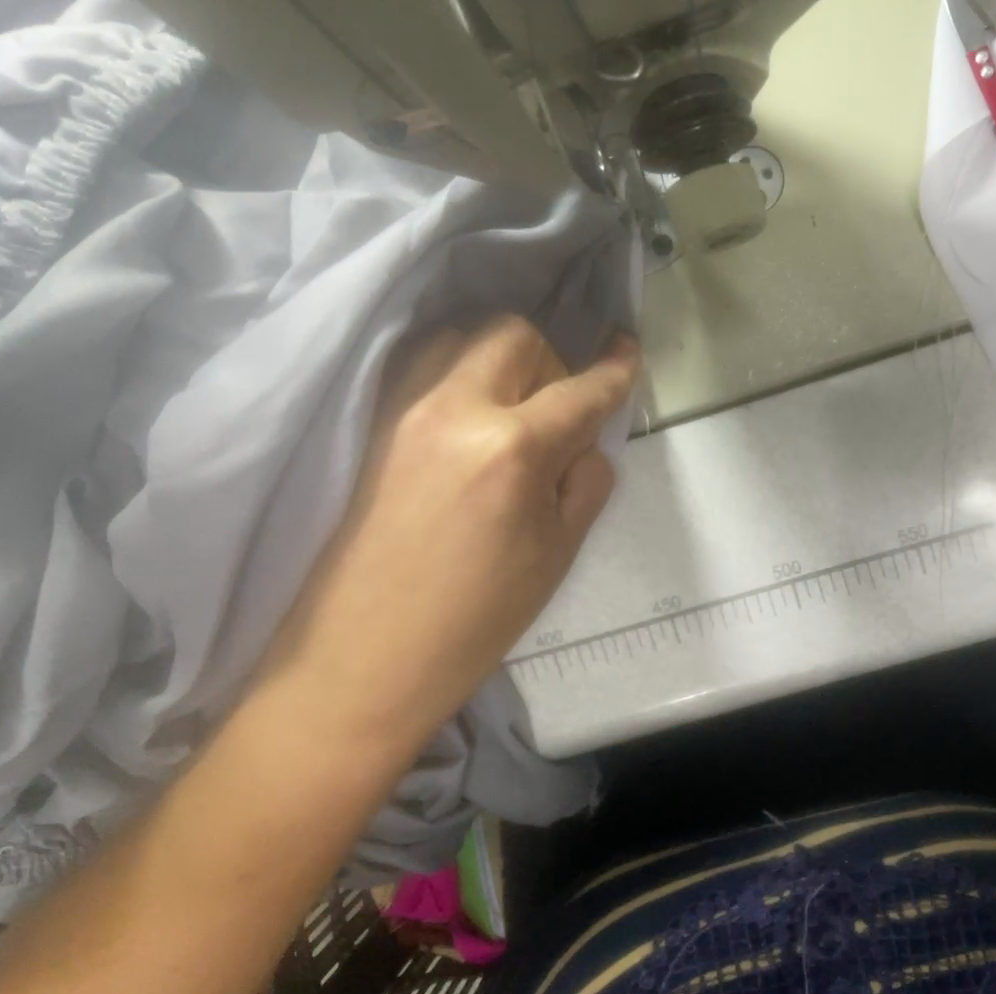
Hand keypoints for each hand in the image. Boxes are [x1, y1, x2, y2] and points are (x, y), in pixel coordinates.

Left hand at [260, 316, 639, 734]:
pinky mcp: (375, 427)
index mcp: (512, 448)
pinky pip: (425, 368)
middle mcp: (455, 409)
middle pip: (513, 336)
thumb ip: (585, 482)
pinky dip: (461, 375)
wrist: (367, 656)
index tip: (629, 349)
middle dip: (550, 360)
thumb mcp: (558, 555)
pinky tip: (472, 424)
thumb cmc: (477, 619)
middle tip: (559, 413)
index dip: (613, 370)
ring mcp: (405, 412)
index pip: (578, 391)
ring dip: (502, 361)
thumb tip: (585, 442)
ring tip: (513, 417)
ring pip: (462, 340)